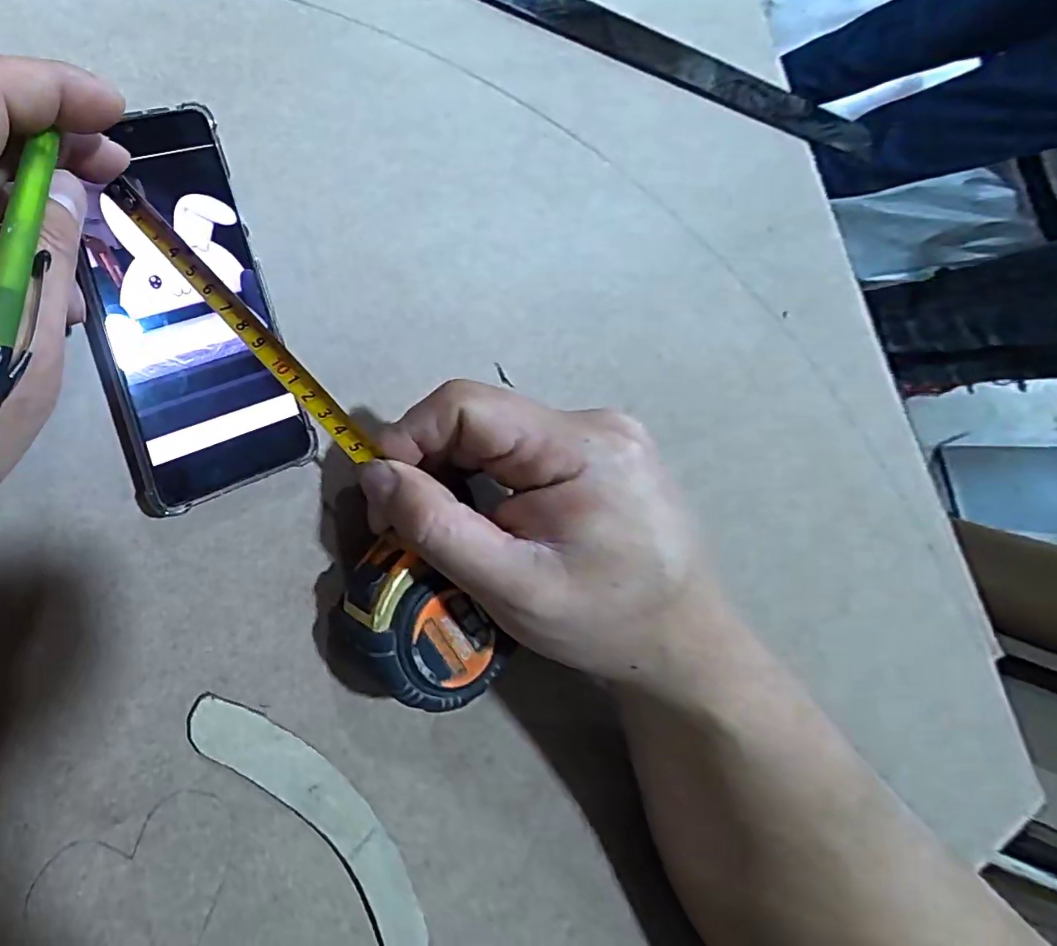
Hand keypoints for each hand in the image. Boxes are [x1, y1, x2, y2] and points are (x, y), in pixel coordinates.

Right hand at [357, 380, 736, 687]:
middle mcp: (588, 423)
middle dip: (419, 463)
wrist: (685, 650)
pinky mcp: (582, 451)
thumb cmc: (602, 625)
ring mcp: (589, 434)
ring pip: (477, 431)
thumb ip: (434, 525)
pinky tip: (470, 515)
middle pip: (466, 417)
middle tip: (399, 521)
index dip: (407, 439)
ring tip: (434, 523)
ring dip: (439, 471)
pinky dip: (465, 476)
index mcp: (581, 447)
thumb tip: (371, 472)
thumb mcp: (509, 586)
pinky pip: (497, 446)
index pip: (463, 406)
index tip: (386, 498)